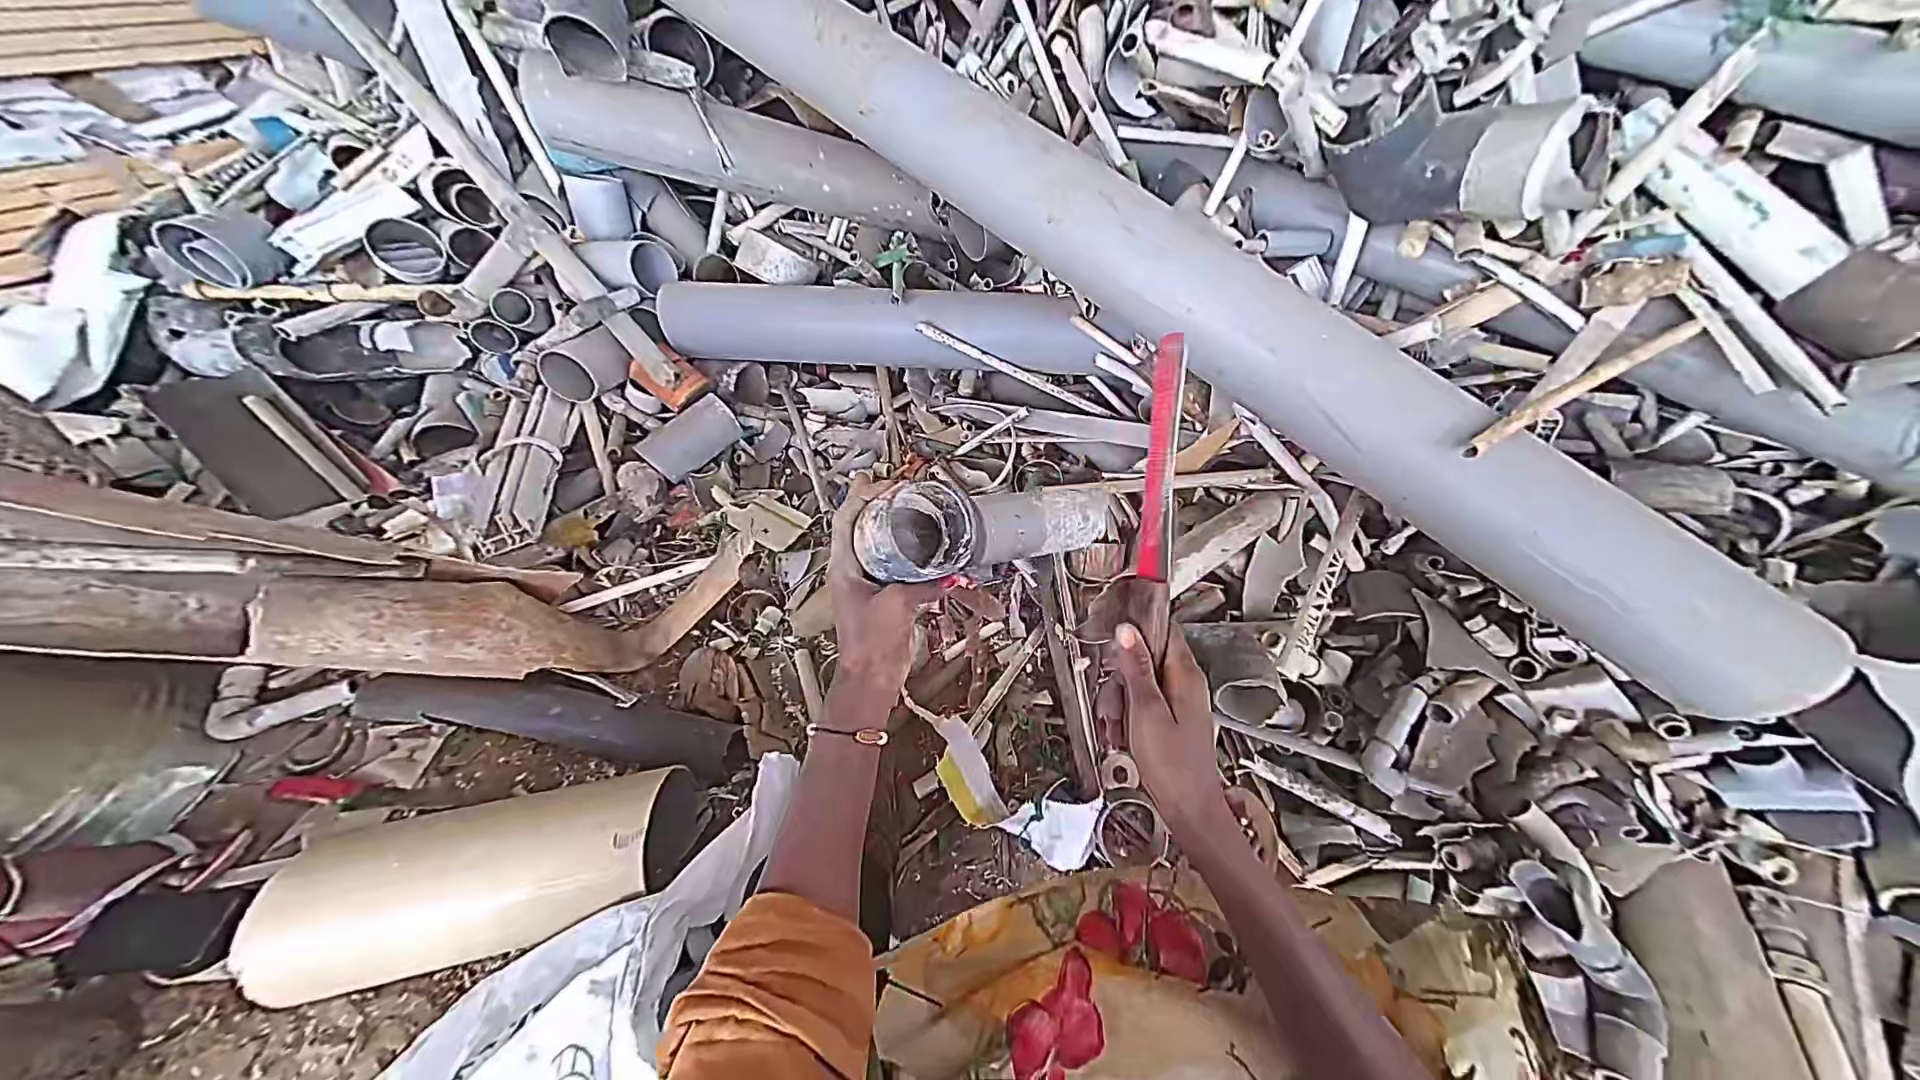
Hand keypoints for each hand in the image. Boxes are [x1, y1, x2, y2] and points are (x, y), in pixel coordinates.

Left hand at [829, 473, 945, 695]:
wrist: (872, 678)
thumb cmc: (869, 646)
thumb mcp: (897, 605)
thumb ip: (923, 585)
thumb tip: (946, 575)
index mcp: (844, 568)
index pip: (845, 519)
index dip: (862, 496)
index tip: (883, 484)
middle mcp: (853, 571)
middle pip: (860, 526)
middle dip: (877, 503)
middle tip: (896, 488)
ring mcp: (868, 583)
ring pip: (878, 543)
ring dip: (892, 525)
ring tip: (909, 509)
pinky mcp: (885, 596)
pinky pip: (896, 565)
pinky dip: (909, 553)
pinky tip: (923, 548)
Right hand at [1113, 616, 1230, 836]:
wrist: (1189, 810)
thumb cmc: (1173, 767)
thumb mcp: (1146, 711)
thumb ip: (1136, 669)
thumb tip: (1127, 632)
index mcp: (1185, 675)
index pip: (1165, 629)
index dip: (1138, 631)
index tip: (1116, 644)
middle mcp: (1186, 684)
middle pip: (1146, 657)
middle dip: (1122, 676)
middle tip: (1115, 700)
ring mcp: (1179, 702)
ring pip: (1140, 682)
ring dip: (1121, 699)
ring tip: (1118, 724)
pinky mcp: (1171, 719)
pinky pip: (1143, 703)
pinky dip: (1128, 715)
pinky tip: (1123, 733)